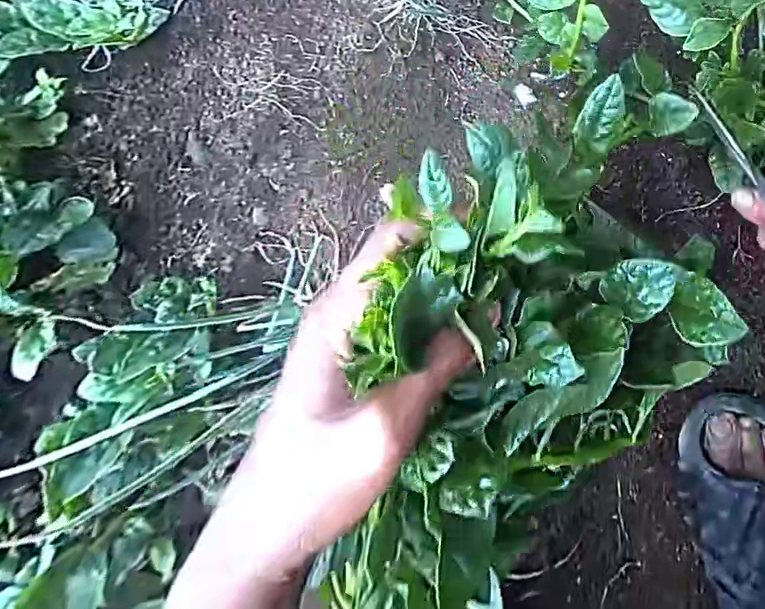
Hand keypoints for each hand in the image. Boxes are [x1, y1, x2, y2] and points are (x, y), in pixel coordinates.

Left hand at [168, 220, 475, 608]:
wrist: (260, 540)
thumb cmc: (315, 481)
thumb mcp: (386, 426)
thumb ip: (438, 364)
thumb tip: (490, 312)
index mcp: (339, 314)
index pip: (393, 238)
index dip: (444, 224)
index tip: (491, 233)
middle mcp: (342, 311)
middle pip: (406, 257)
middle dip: (456, 253)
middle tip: (504, 265)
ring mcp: (348, 334)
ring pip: (409, 287)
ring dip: (451, 285)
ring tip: (497, 294)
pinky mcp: (358, 357)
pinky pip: (405, 316)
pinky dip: (440, 312)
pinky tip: (469, 330)